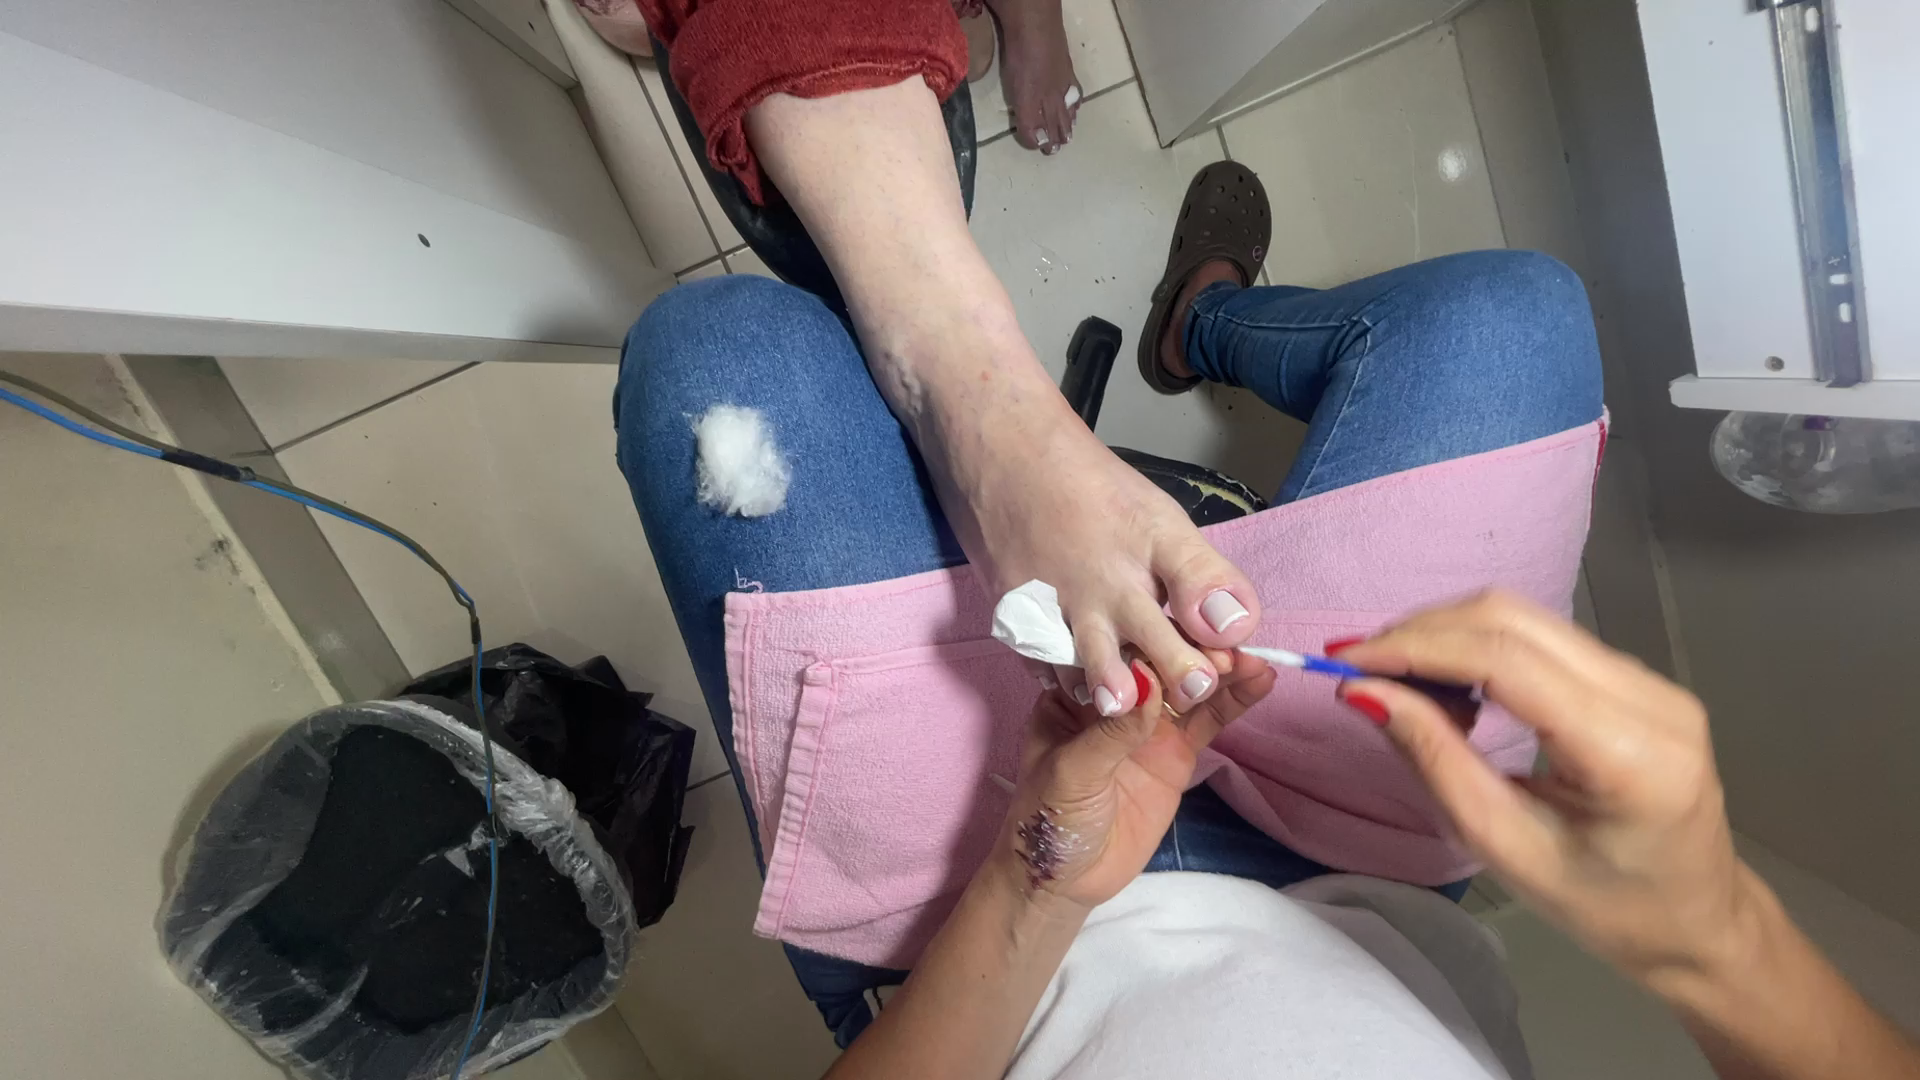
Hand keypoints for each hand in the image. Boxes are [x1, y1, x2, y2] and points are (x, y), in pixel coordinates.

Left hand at [1001, 650, 1275, 909]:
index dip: (1149, 636)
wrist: (1067, 878)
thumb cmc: (1050, 817)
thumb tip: (1148, 677)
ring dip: (1220, 670)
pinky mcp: (1174, 750)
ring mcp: (1147, 722)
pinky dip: (1233, 701)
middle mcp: (1115, 694)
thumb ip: (1112, 730)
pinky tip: (1261, 680)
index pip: (1115, 650)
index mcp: (1075, 687)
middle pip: (1157, 662)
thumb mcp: (1074, 771)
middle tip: (1226, 647)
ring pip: (1187, 686)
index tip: (1184, 630)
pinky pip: (1207, 720)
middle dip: (1189, 650)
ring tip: (1253, 658)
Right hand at [1332, 590, 1757, 984]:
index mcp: (1629, 753)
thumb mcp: (1499, 842)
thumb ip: (1431, 756)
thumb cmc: (1600, 902)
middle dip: (1417, 633)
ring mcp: (1644, 678)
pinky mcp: (1627, 675)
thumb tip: (1360, 691)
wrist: (1699, 924)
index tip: (1345, 663)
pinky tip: (1443, 685)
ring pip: (1515, 615)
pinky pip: (1530, 633)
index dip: (1414, 648)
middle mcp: (1649, 697)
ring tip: (1395, 680)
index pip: (1505, 661)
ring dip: (1438, 634)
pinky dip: (1466, 645)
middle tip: (1358, 668)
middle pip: (1508, 620)